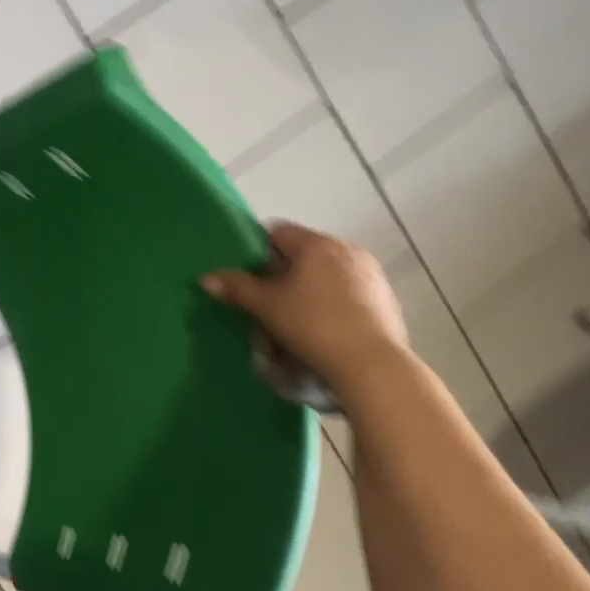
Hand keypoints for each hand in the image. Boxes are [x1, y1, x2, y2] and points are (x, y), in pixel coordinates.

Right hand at [202, 222, 408, 392]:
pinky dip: (330, 300)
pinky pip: (347, 289)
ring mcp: (370, 271)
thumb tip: (206, 277)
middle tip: (266, 300)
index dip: (257, 249)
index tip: (247, 274)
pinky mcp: (383, 294)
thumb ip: (236, 287)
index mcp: (316, 244)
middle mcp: (346, 248)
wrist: (368, 359)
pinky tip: (323, 326)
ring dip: (307, 287)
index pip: (278, 231)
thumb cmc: (311, 323)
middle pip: (304, 252)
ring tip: (294, 317)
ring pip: (326, 271)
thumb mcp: (265, 306)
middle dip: (283, 272)